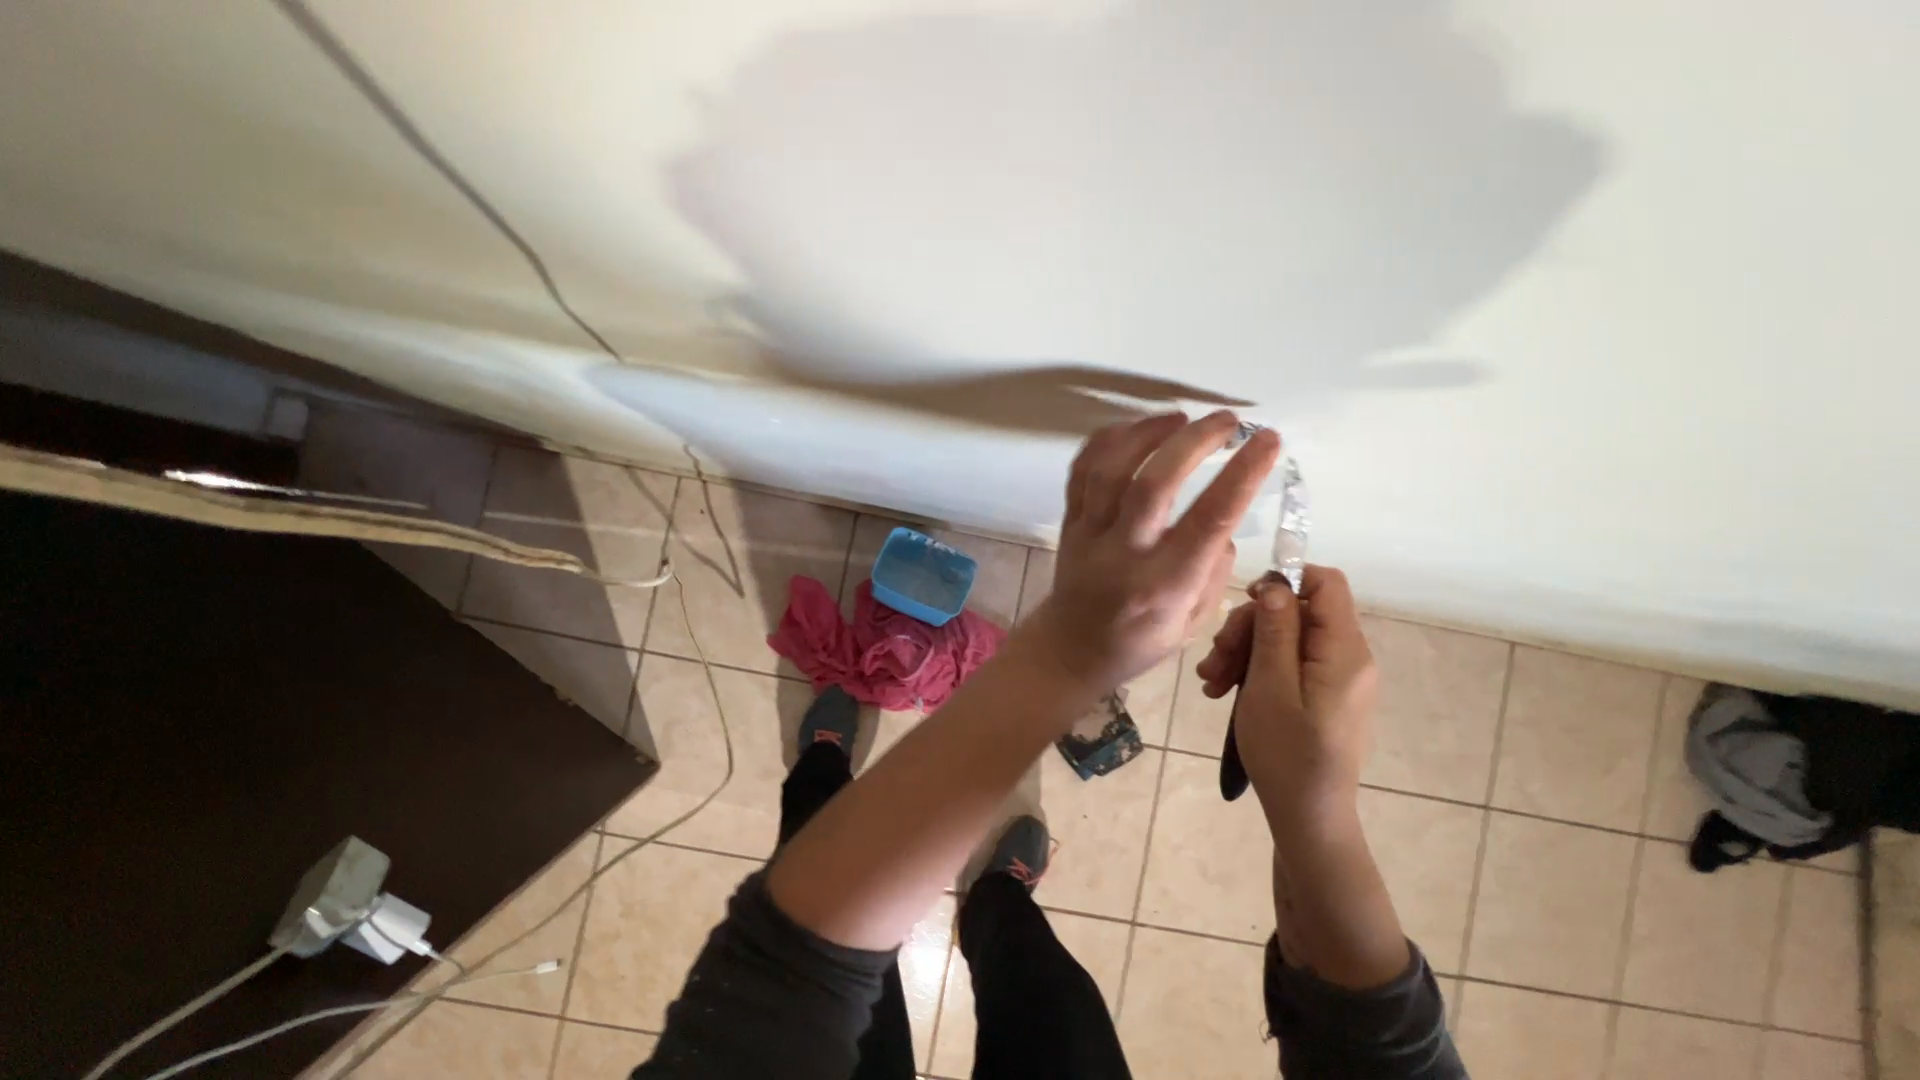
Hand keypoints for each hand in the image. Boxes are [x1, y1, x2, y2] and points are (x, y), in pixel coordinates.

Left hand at [1024, 411, 1280, 696]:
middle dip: (1195, 442)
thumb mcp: (1192, 624)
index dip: (1242, 475)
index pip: (1209, 520)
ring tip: (1181, 417)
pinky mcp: (1069, 522)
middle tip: (1228, 420)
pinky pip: (1082, 471)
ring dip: (1148, 433)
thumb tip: (1223, 526)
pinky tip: (1134, 427)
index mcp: (1164, 585)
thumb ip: (1213, 574)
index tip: (1267, 440)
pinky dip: (1106, 441)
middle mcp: (1125, 554)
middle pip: (1155, 484)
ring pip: (1111, 470)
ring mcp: (1090, 534)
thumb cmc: (1139, 640)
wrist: (1070, 649)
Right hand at [1194, 565, 1377, 810]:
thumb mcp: (1269, 687)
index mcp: (1344, 651)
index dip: (1285, 581)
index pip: (1326, 584)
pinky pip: (1288, 664)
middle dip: (1250, 628)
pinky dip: (1255, 670)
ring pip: (1285, 638)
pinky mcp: (1322, 694)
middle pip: (1297, 612)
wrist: (1307, 817)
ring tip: (1210, 682)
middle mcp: (1347, 657)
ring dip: (1243, 651)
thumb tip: (1276, 584)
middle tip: (1214, 661)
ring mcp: (1335, 677)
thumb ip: (1275, 631)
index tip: (1245, 602)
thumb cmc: (1286, 754)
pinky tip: (1222, 691)